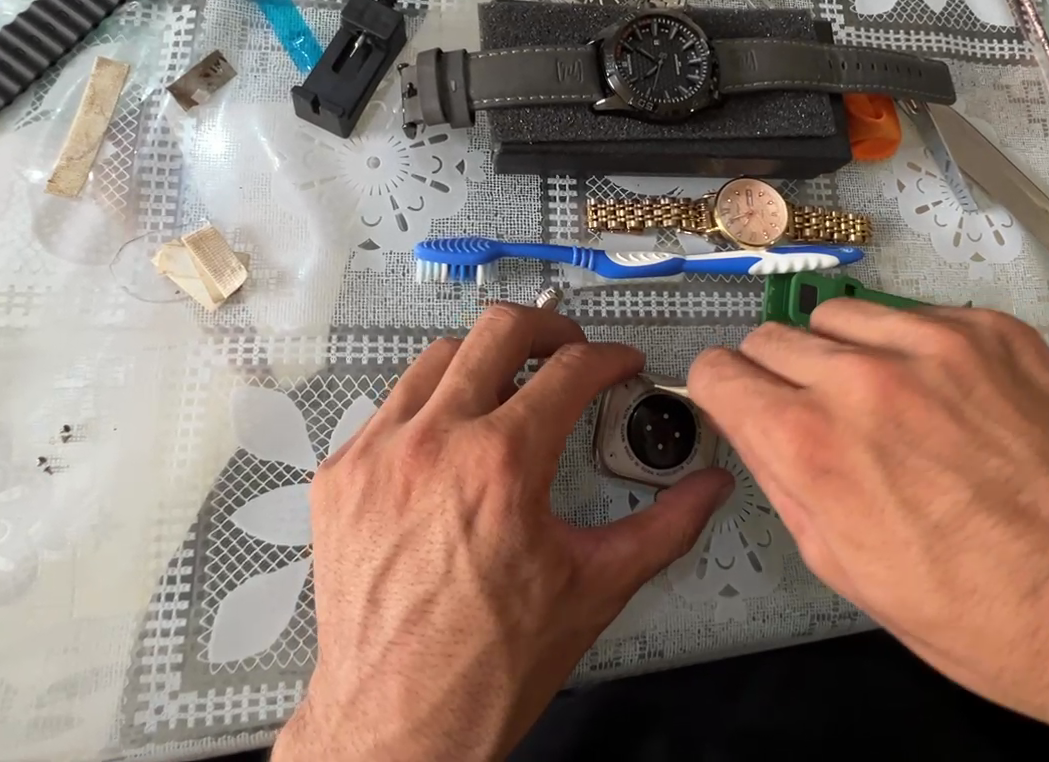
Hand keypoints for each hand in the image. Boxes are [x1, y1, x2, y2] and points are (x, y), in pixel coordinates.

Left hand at [276, 303, 733, 761]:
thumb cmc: (486, 667)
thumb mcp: (595, 587)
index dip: (608, 358)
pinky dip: (431, 404)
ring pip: (438, 356)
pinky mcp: (343, 475)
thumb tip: (705, 491)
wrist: (398, 723)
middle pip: (498, 329)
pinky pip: (391, 405)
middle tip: (567, 348)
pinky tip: (450, 438)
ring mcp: (379, 455)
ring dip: (484, 360)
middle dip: (547, 326)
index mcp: (502, 465)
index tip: (617, 365)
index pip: (570, 368)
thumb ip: (665, 526)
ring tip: (510, 388)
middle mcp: (434, 445)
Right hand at [687, 300, 1048, 756]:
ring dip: (841, 353)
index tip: (741, 404)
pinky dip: (909, 348)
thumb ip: (786, 482)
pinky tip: (947, 397)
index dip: (722, 394)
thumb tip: (758, 429)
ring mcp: (932, 345)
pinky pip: (912, 316)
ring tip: (884, 403)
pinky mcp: (992, 331)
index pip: (718, 371)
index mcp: (813, 445)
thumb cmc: (995, 617)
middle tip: (816, 415)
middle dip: (777, 376)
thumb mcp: (850, 571)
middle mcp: (862, 379)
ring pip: (836, 316)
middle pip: (770, 336)